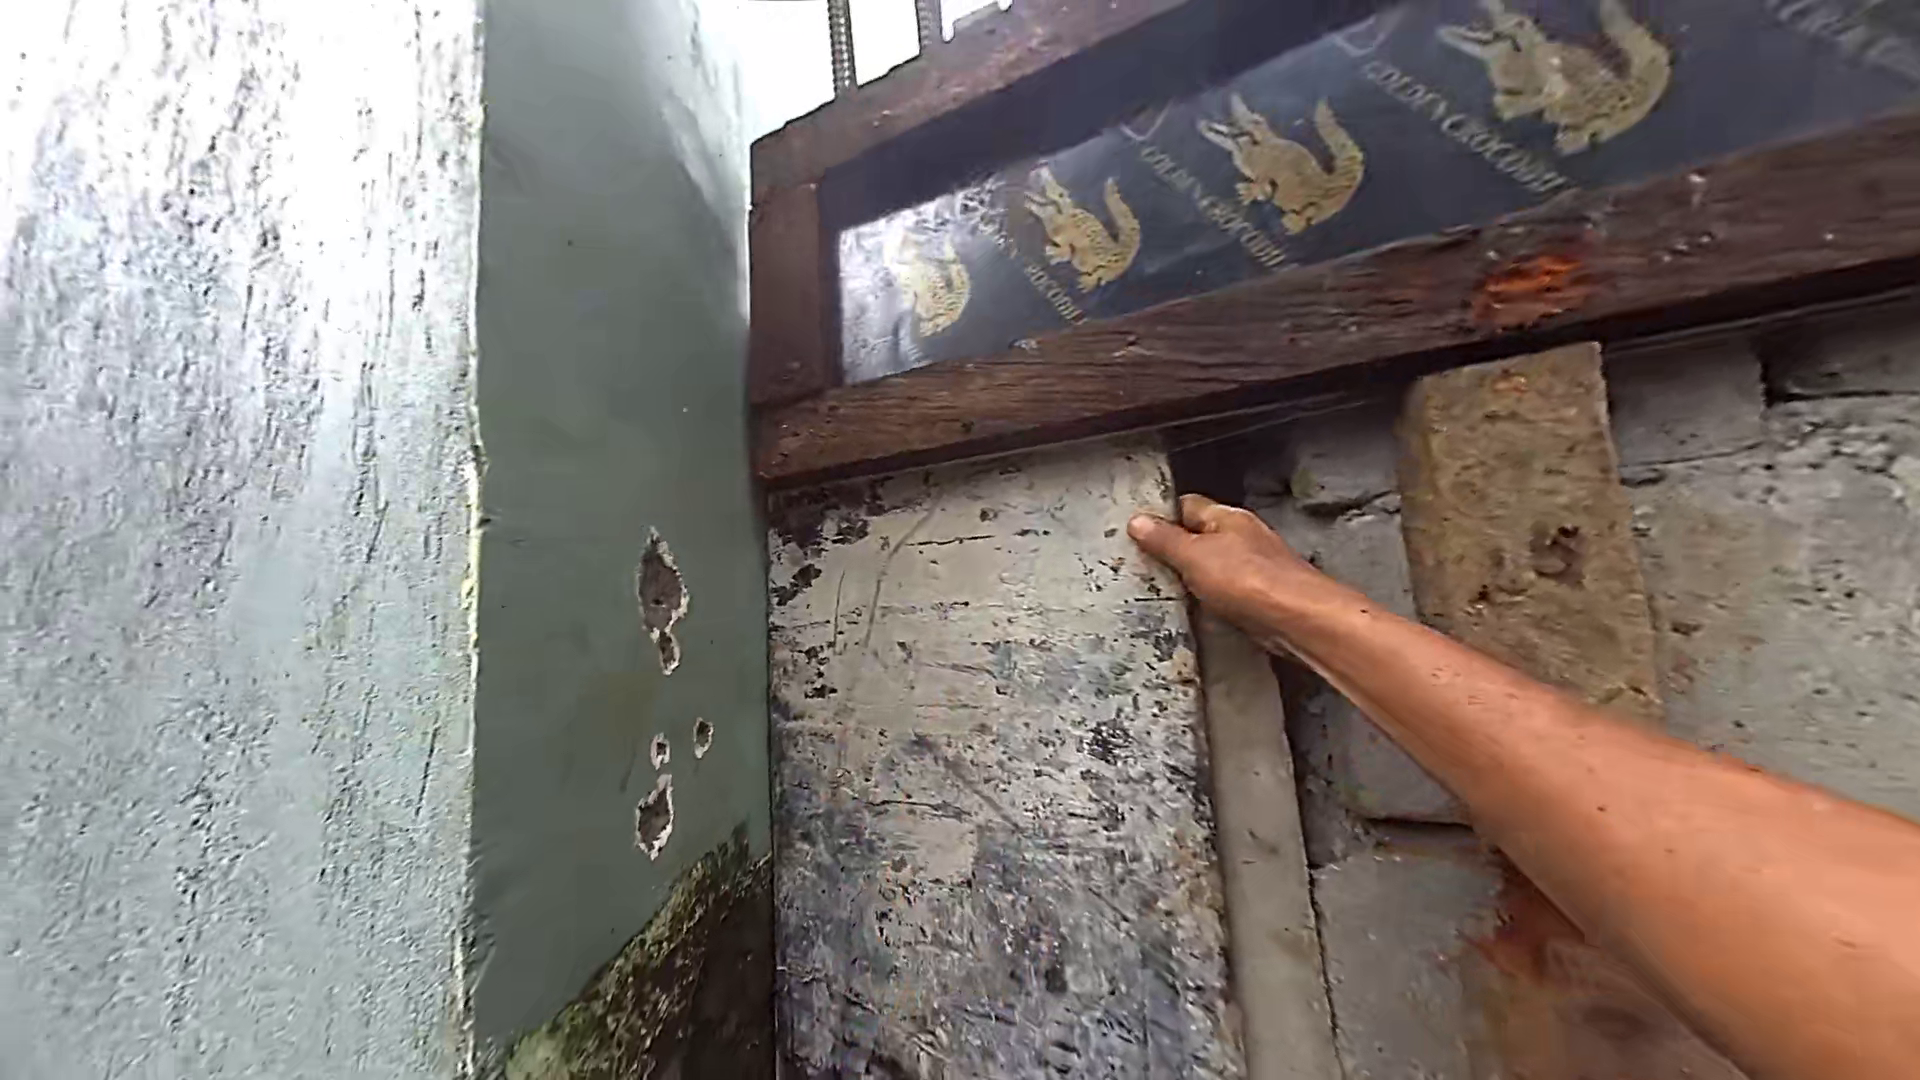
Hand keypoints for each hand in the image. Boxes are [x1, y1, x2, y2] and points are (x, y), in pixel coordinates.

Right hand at [1128, 494, 1347, 638]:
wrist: (1298, 620)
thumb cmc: (1249, 579)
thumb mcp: (1193, 555)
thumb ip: (1165, 539)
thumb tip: (1137, 521)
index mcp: (1227, 517)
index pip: (1187, 505)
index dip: (1162, 514)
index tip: (1138, 529)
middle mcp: (1242, 537)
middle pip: (1199, 536)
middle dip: (1174, 549)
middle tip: (1142, 564)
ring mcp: (1253, 567)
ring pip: (1211, 565)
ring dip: (1191, 577)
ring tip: (1162, 589)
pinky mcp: (1258, 596)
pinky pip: (1224, 591)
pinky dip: (1208, 598)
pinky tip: (1195, 609)